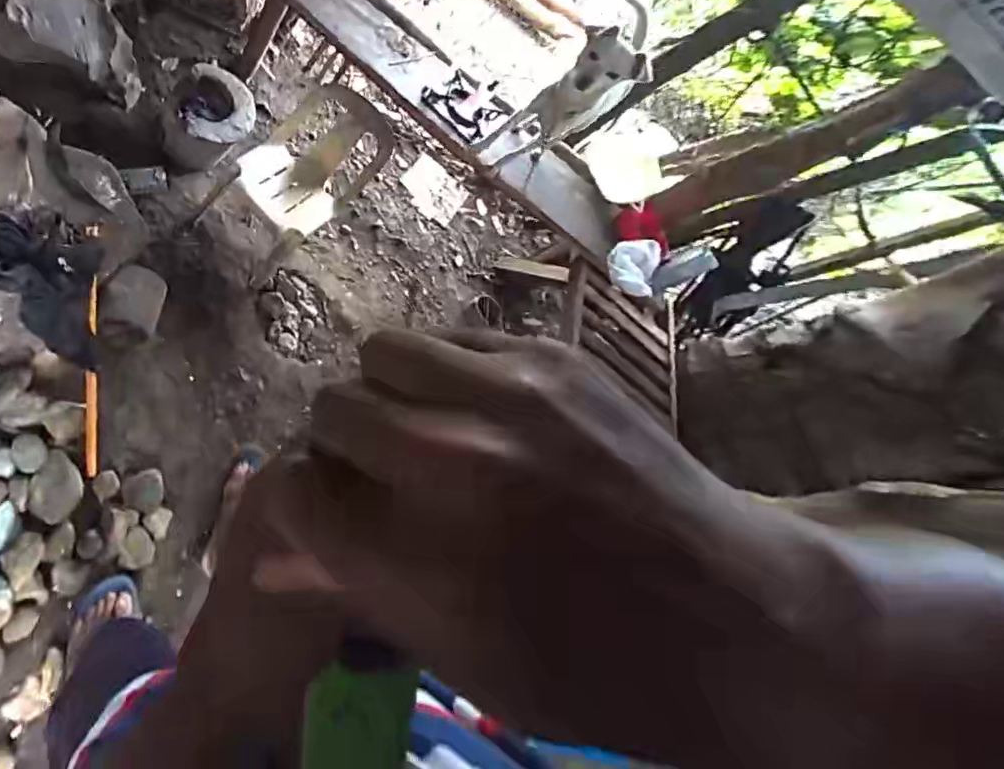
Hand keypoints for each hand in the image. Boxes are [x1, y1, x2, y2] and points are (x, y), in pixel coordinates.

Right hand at [260, 330, 872, 767]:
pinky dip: (445, 372)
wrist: (735, 614)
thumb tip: (267, 554)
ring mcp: (508, 392)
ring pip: (381, 351)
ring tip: (421, 423)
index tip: (324, 506)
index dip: (300, 499)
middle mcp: (453, 460)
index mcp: (421, 559)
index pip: (295, 489)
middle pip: (331, 406)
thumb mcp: (459, 654)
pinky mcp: (551, 355)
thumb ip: (353, 586)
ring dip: (385, 390)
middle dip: (338, 441)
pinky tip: (480, 408)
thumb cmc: (587, 664)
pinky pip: (452, 338)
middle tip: (375, 466)